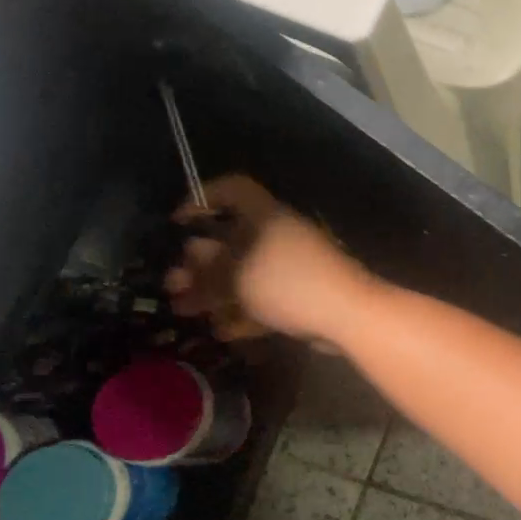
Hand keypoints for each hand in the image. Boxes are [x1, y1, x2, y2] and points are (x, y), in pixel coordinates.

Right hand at [164, 175, 380, 346]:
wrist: (348, 314)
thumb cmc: (288, 282)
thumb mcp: (238, 276)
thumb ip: (209, 270)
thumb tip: (191, 259)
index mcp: (266, 216)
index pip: (233, 190)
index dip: (203, 198)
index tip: (178, 221)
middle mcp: (279, 236)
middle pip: (233, 241)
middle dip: (199, 262)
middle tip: (172, 283)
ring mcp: (293, 267)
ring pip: (246, 275)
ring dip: (214, 292)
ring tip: (183, 310)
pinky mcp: (303, 297)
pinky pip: (266, 300)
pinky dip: (244, 312)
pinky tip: (221, 330)